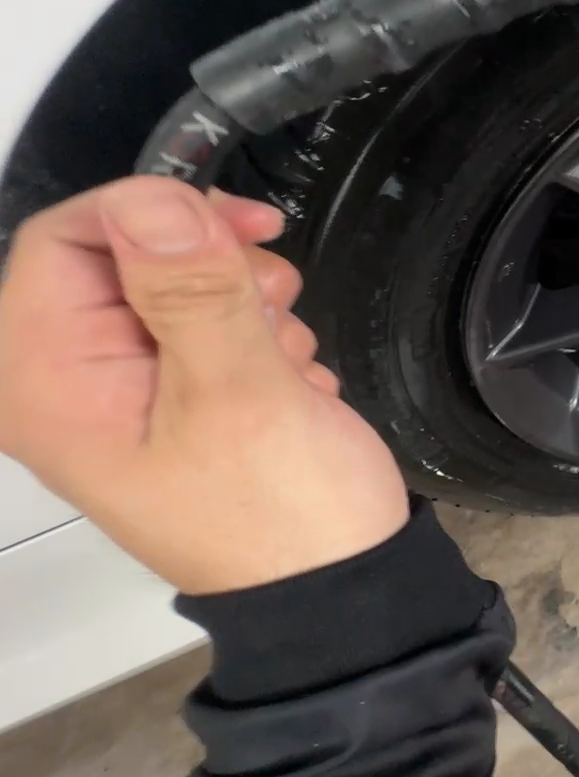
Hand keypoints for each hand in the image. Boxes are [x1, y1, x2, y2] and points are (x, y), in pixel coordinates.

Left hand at [0, 177, 408, 594]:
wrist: (332, 578)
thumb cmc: (280, 499)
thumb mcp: (241, 394)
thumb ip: (194, 295)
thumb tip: (155, 199)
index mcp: (48, 374)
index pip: (69, 239)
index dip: (160, 212)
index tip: (257, 225)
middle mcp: (72, 378)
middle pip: (130, 261)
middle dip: (220, 268)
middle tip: (278, 306)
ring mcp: (131, 392)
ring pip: (185, 294)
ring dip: (255, 309)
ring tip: (289, 362)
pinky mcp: (185, 402)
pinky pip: (219, 334)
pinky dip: (268, 342)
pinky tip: (293, 383)